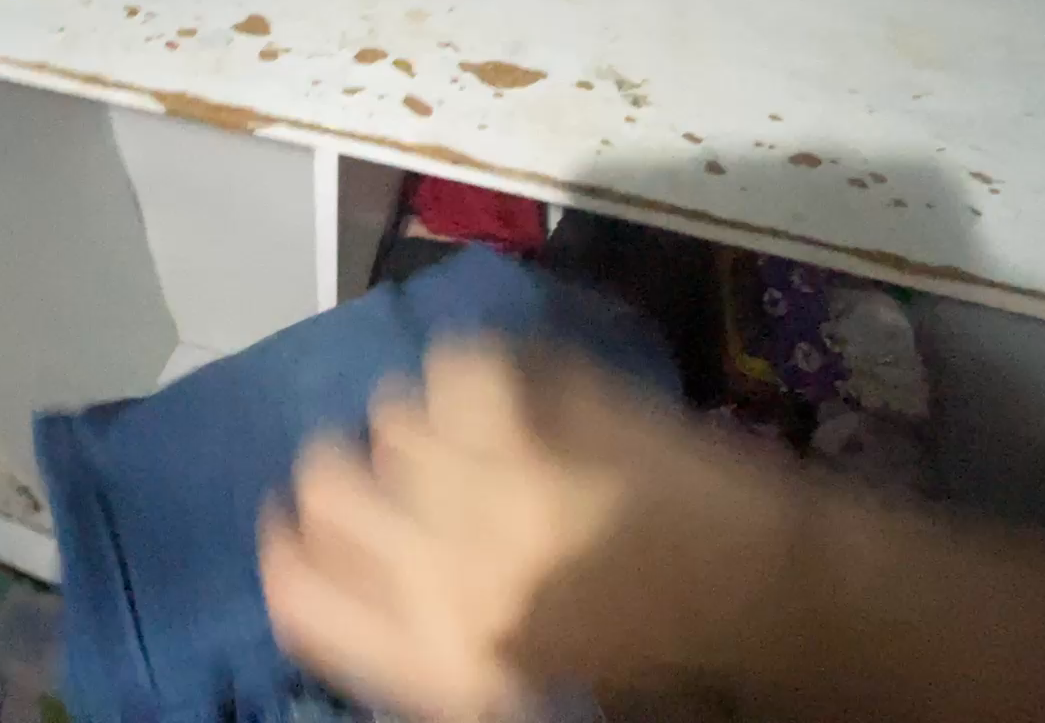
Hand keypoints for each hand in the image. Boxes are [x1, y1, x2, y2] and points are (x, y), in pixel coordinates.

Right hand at [257, 339, 799, 719]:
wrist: (760, 587)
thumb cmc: (636, 654)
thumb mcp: (495, 681)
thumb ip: (402, 630)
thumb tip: (343, 561)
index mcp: (430, 651)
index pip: (293, 585)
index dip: (285, 545)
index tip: (296, 523)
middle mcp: (440, 558)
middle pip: (321, 475)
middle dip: (342, 472)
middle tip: (395, 476)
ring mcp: (487, 470)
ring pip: (390, 413)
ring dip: (422, 430)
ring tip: (476, 443)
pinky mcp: (538, 403)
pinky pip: (458, 364)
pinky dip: (476, 379)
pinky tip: (515, 405)